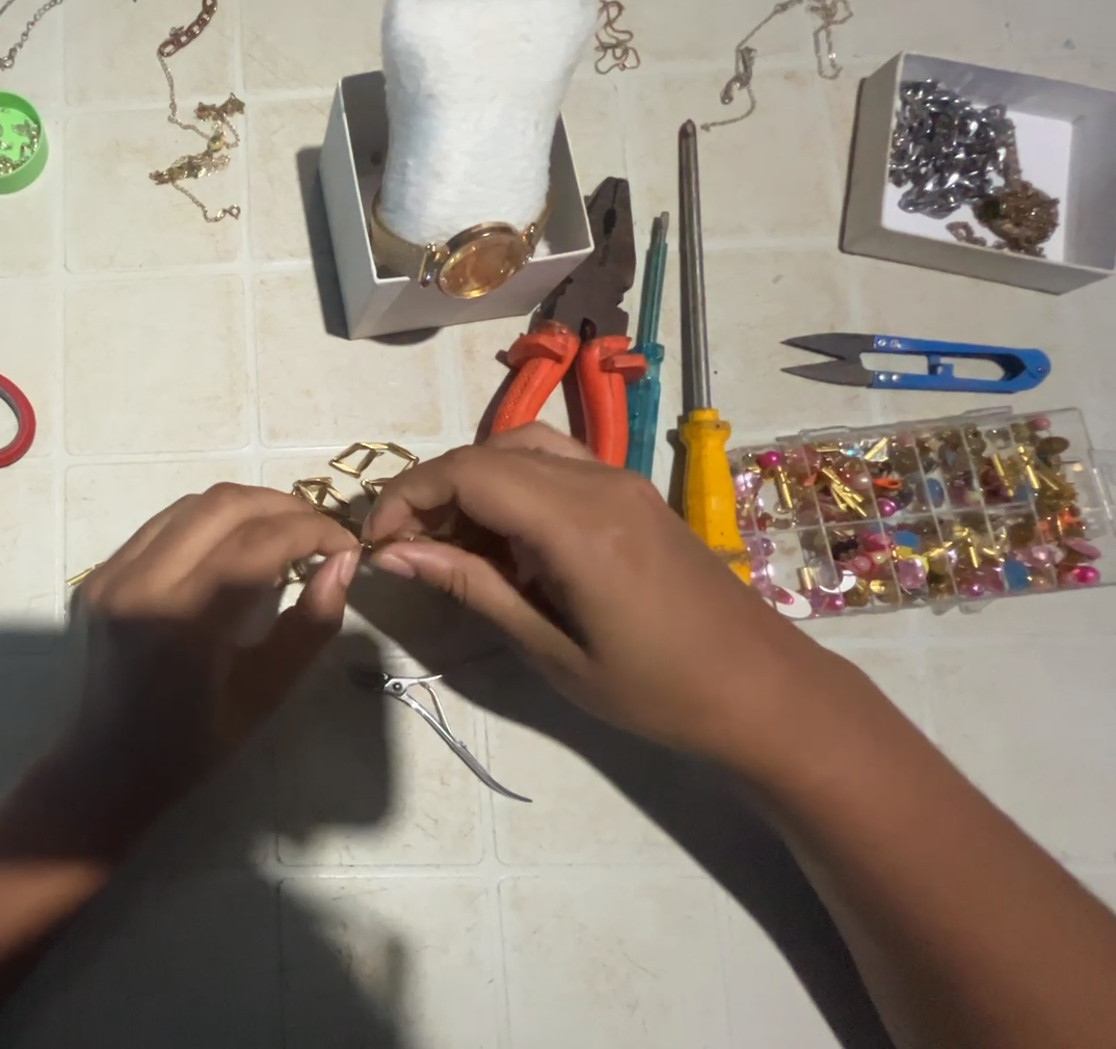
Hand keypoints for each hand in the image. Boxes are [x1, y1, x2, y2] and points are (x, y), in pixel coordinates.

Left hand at [47, 484, 359, 836]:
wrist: (99, 767)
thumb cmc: (189, 746)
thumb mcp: (263, 698)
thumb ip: (309, 628)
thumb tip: (343, 564)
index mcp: (185, 625)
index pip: (258, 543)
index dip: (312, 529)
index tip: (345, 544)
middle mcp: (140, 585)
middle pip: (223, 505)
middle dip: (283, 506)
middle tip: (318, 531)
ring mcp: (110, 574)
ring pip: (190, 504)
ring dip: (245, 507)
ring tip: (282, 532)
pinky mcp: (97, 574)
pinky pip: (160, 525)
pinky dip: (205, 521)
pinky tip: (229, 545)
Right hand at [360, 423, 841, 759]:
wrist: (766, 693)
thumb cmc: (655, 690)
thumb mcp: (547, 649)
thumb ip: (468, 587)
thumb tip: (390, 555)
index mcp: (579, 526)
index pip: (466, 474)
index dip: (406, 497)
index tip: (376, 542)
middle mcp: (599, 484)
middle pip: (485, 454)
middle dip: (429, 492)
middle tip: (405, 548)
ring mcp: (619, 482)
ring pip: (516, 448)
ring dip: (467, 483)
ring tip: (447, 539)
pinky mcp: (629, 492)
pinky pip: (550, 464)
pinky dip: (506, 484)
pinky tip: (500, 535)